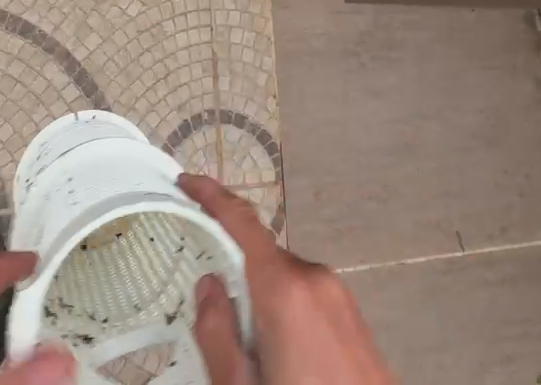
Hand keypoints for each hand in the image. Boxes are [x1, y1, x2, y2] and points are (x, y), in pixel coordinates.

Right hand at [179, 174, 395, 384]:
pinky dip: (287, 312)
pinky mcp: (354, 314)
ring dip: (262, 301)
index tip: (186, 181)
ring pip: (283, 280)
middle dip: (235, 278)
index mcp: (283, 288)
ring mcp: (339, 294)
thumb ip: (216, 332)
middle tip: (219, 325)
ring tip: (258, 357)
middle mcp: (314, 278)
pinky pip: (307, 296)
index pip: (242, 222)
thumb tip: (209, 283)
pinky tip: (287, 359)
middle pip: (259, 258)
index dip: (211, 195)